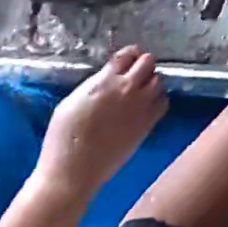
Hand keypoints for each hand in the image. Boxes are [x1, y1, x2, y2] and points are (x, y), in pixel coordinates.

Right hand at [37, 46, 168, 194]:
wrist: (73, 172)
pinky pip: (163, 103)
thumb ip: (95, 84)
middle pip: (148, 61)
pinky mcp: (147, 125)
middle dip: (142, 64)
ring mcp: (141, 106)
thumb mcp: (73, 99)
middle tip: (135, 74)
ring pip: (159, 80)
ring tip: (142, 90)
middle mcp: (128, 88)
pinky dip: (159, 99)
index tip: (125, 61)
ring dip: (152, 81)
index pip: (127, 54)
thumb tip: (107, 79)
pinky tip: (147, 106)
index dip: (127, 55)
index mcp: (106, 79)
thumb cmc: (64, 136)